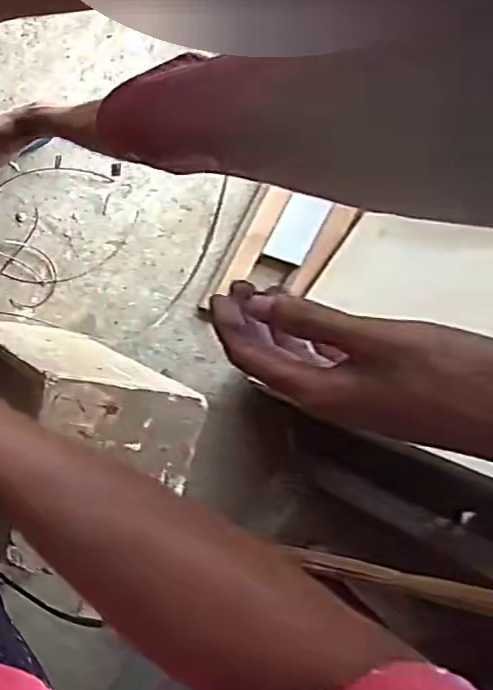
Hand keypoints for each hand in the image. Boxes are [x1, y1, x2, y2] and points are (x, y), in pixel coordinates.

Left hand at [209, 281, 492, 459]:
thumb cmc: (468, 381)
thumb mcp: (380, 340)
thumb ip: (311, 321)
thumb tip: (257, 304)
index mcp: (312, 391)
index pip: (245, 353)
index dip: (227, 322)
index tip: (222, 295)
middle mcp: (323, 400)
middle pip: (262, 356)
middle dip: (246, 320)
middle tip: (241, 290)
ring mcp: (351, 400)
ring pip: (291, 359)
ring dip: (274, 327)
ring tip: (267, 297)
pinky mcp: (378, 396)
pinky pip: (322, 364)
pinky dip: (306, 338)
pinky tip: (309, 322)